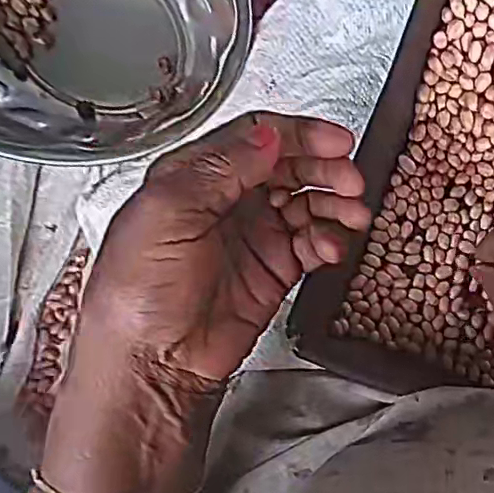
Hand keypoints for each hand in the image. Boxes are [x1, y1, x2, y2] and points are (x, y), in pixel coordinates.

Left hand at [77, 112, 369, 387]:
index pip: (256, 139)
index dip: (300, 135)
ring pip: (309, 206)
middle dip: (326, 170)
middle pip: (291, 170)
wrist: (155, 357)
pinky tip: (331, 248)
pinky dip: (329, 242)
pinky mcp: (277, 270)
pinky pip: (314, 245)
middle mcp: (229, 202)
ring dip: (335, 206)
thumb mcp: (168, 212)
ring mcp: (256, 236)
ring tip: (353, 215)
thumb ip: (221, 170)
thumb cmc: (140, 289)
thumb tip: (267, 139)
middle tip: (351, 181)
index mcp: (196, 176)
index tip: (336, 141)